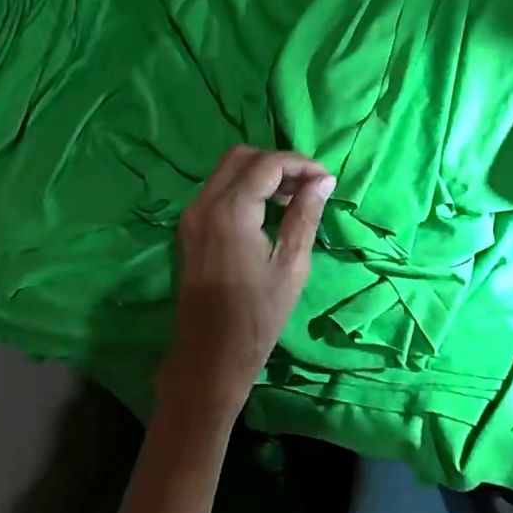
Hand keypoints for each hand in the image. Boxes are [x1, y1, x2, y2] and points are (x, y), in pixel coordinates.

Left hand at [160, 146, 335, 411]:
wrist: (208, 356)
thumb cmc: (256, 317)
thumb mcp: (291, 266)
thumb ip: (304, 216)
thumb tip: (323, 180)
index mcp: (229, 212)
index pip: (266, 164)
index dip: (299, 164)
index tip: (325, 179)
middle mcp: (203, 204)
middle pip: (241, 156)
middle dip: (277, 163)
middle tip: (307, 186)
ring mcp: (190, 215)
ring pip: (226, 170)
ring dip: (260, 174)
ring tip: (293, 198)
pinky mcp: (187, 227)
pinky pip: (216, 190)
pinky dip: (243, 188)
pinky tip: (267, 211)